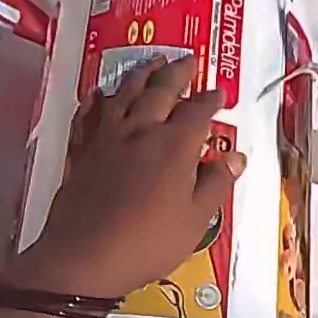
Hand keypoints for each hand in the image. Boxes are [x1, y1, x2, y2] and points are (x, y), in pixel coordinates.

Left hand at [10, 57, 243, 298]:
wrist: (85, 257)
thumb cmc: (149, 242)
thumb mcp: (195, 219)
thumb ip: (216, 184)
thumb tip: (235, 157)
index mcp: (174, 145)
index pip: (198, 111)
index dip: (211, 99)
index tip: (218, 93)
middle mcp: (141, 130)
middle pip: (161, 89)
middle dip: (178, 71)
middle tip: (188, 60)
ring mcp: (107, 137)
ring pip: (124, 92)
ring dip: (141, 73)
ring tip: (151, 62)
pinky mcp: (82, 151)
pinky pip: (89, 115)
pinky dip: (96, 100)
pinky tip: (98, 94)